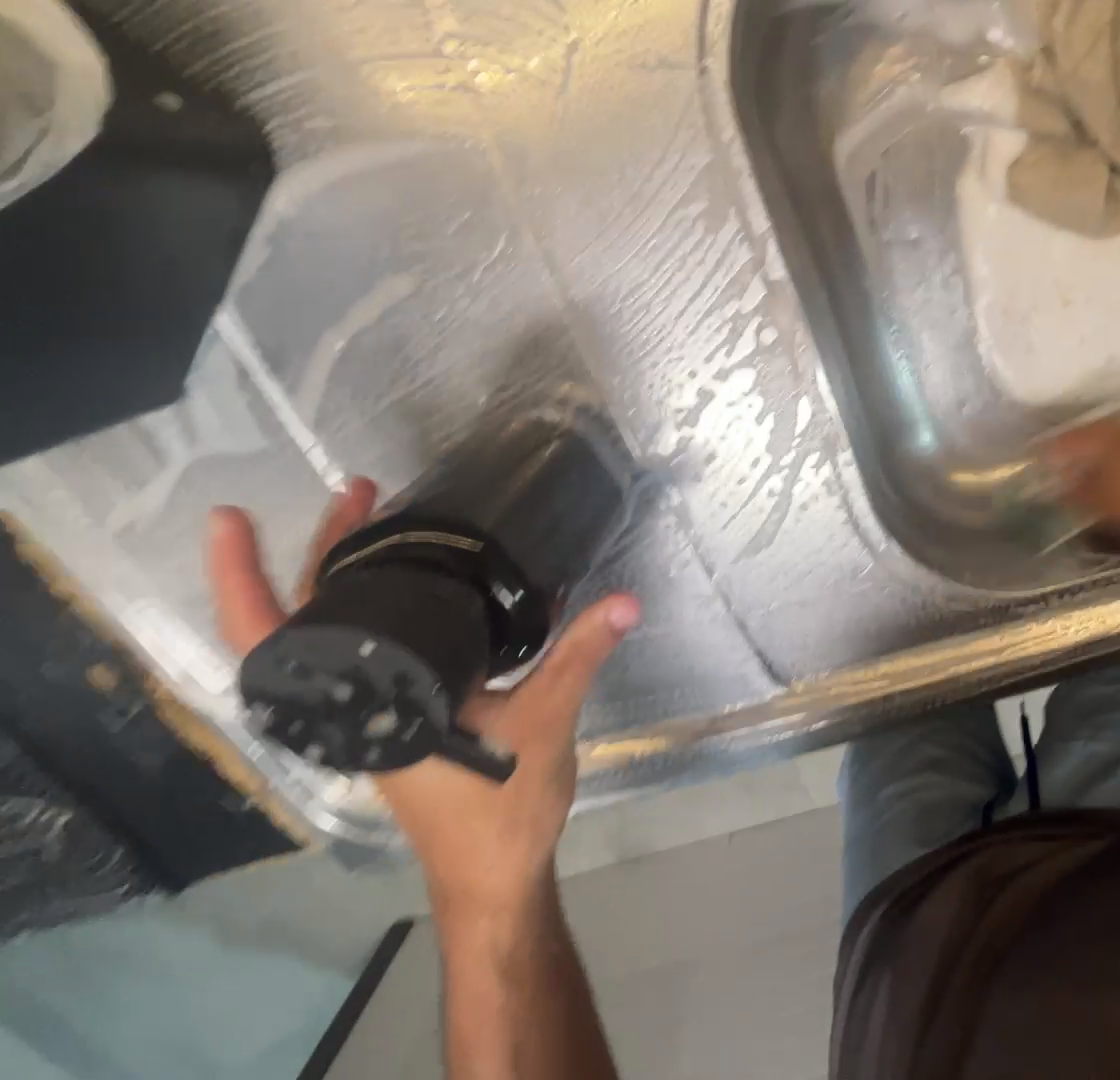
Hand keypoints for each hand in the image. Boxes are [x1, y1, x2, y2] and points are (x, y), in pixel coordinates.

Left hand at [206, 480, 640, 918]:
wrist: (497, 873)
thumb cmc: (500, 808)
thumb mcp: (543, 722)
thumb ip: (578, 655)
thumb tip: (624, 601)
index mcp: (365, 702)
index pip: (276, 638)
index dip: (239, 577)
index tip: (231, 516)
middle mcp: (357, 704)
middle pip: (309, 620)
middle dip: (325, 551)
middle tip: (362, 493)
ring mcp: (380, 713)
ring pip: (346, 635)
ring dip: (358, 580)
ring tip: (393, 526)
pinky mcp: (409, 720)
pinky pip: (386, 651)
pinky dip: (396, 611)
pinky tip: (439, 593)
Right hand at [1042, 421, 1119, 541]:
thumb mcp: (1112, 505)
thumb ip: (1077, 496)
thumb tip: (1050, 489)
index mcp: (1099, 437)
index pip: (1053, 444)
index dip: (1036, 464)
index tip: (1024, 484)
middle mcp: (1118, 428)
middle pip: (1078, 444)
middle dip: (1062, 467)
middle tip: (1048, 493)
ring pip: (1103, 450)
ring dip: (1088, 471)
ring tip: (1079, 496)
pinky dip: (1113, 473)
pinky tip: (1117, 491)